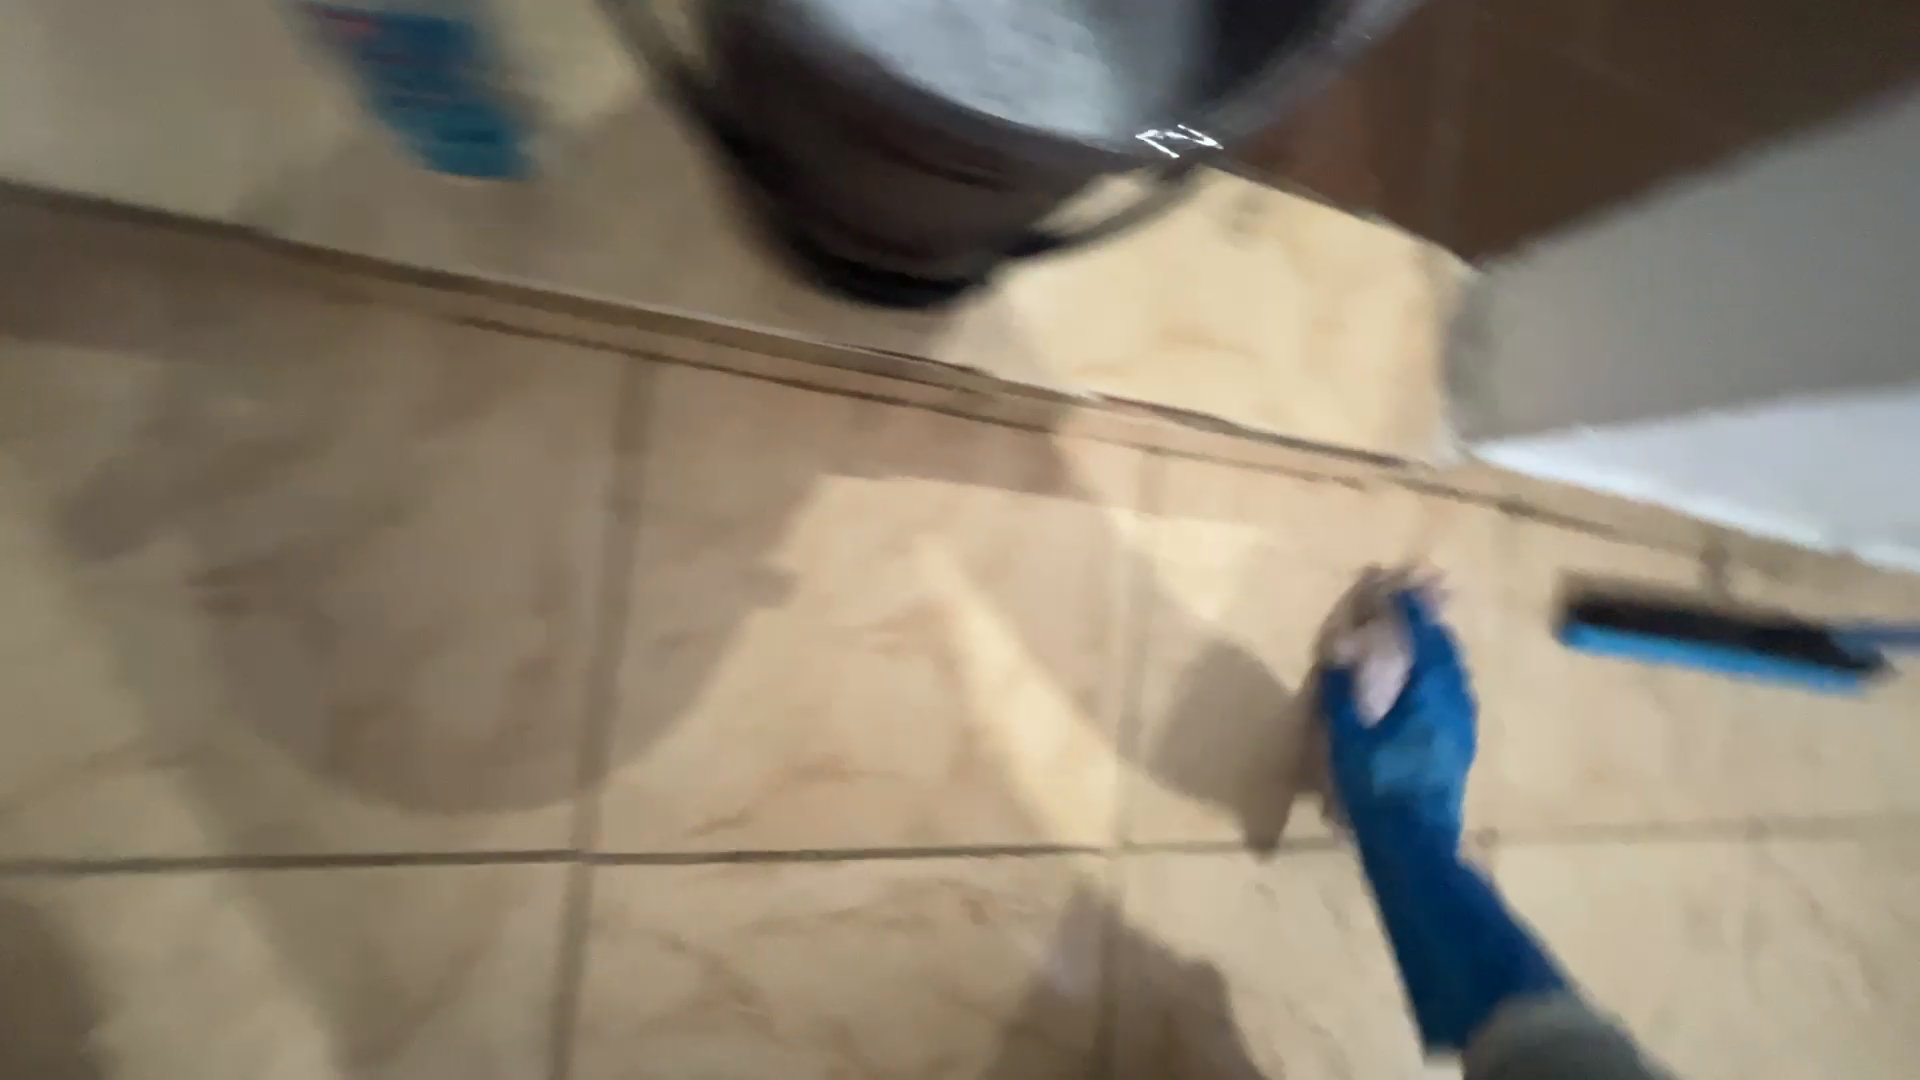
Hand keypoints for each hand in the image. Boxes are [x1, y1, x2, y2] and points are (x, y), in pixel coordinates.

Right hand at [1317, 578, 1476, 841]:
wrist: (1415, 843)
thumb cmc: (1376, 787)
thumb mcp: (1348, 739)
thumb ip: (1342, 693)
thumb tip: (1338, 654)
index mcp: (1427, 698)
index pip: (1423, 641)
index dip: (1411, 610)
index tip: (1400, 582)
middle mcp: (1453, 705)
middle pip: (1446, 653)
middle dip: (1430, 622)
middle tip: (1418, 598)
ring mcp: (1461, 726)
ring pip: (1453, 673)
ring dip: (1436, 647)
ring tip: (1422, 632)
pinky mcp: (1459, 744)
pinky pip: (1452, 691)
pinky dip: (1438, 671)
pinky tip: (1426, 681)